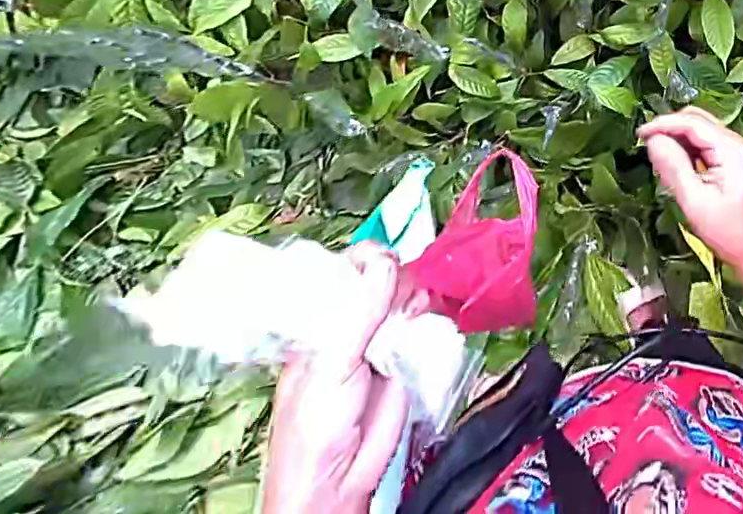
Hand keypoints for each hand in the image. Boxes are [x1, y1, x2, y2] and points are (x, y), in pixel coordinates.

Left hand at [261, 244, 414, 513]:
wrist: (335, 486)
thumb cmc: (312, 427)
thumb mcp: (331, 362)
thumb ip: (361, 312)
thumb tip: (385, 264)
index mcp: (323, 315)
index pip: (347, 267)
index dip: (367, 257)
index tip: (383, 258)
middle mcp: (353, 320)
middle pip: (383, 276)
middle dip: (396, 274)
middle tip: (399, 289)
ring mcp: (381, 337)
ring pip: (406, 296)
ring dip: (415, 295)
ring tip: (412, 309)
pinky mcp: (407, 356)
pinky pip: (423, 323)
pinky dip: (430, 315)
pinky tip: (426, 316)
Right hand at [638, 107, 742, 270]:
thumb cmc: (728, 230)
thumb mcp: (695, 200)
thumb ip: (673, 167)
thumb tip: (652, 140)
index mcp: (728, 148)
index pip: (689, 122)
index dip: (661, 124)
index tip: (639, 135)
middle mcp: (731, 142)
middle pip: (692, 119)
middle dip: (667, 127)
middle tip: (646, 145)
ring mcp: (729, 149)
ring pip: (694, 129)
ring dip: (673, 137)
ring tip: (657, 158)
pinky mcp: (724, 159)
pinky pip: (697, 142)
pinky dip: (681, 147)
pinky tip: (671, 164)